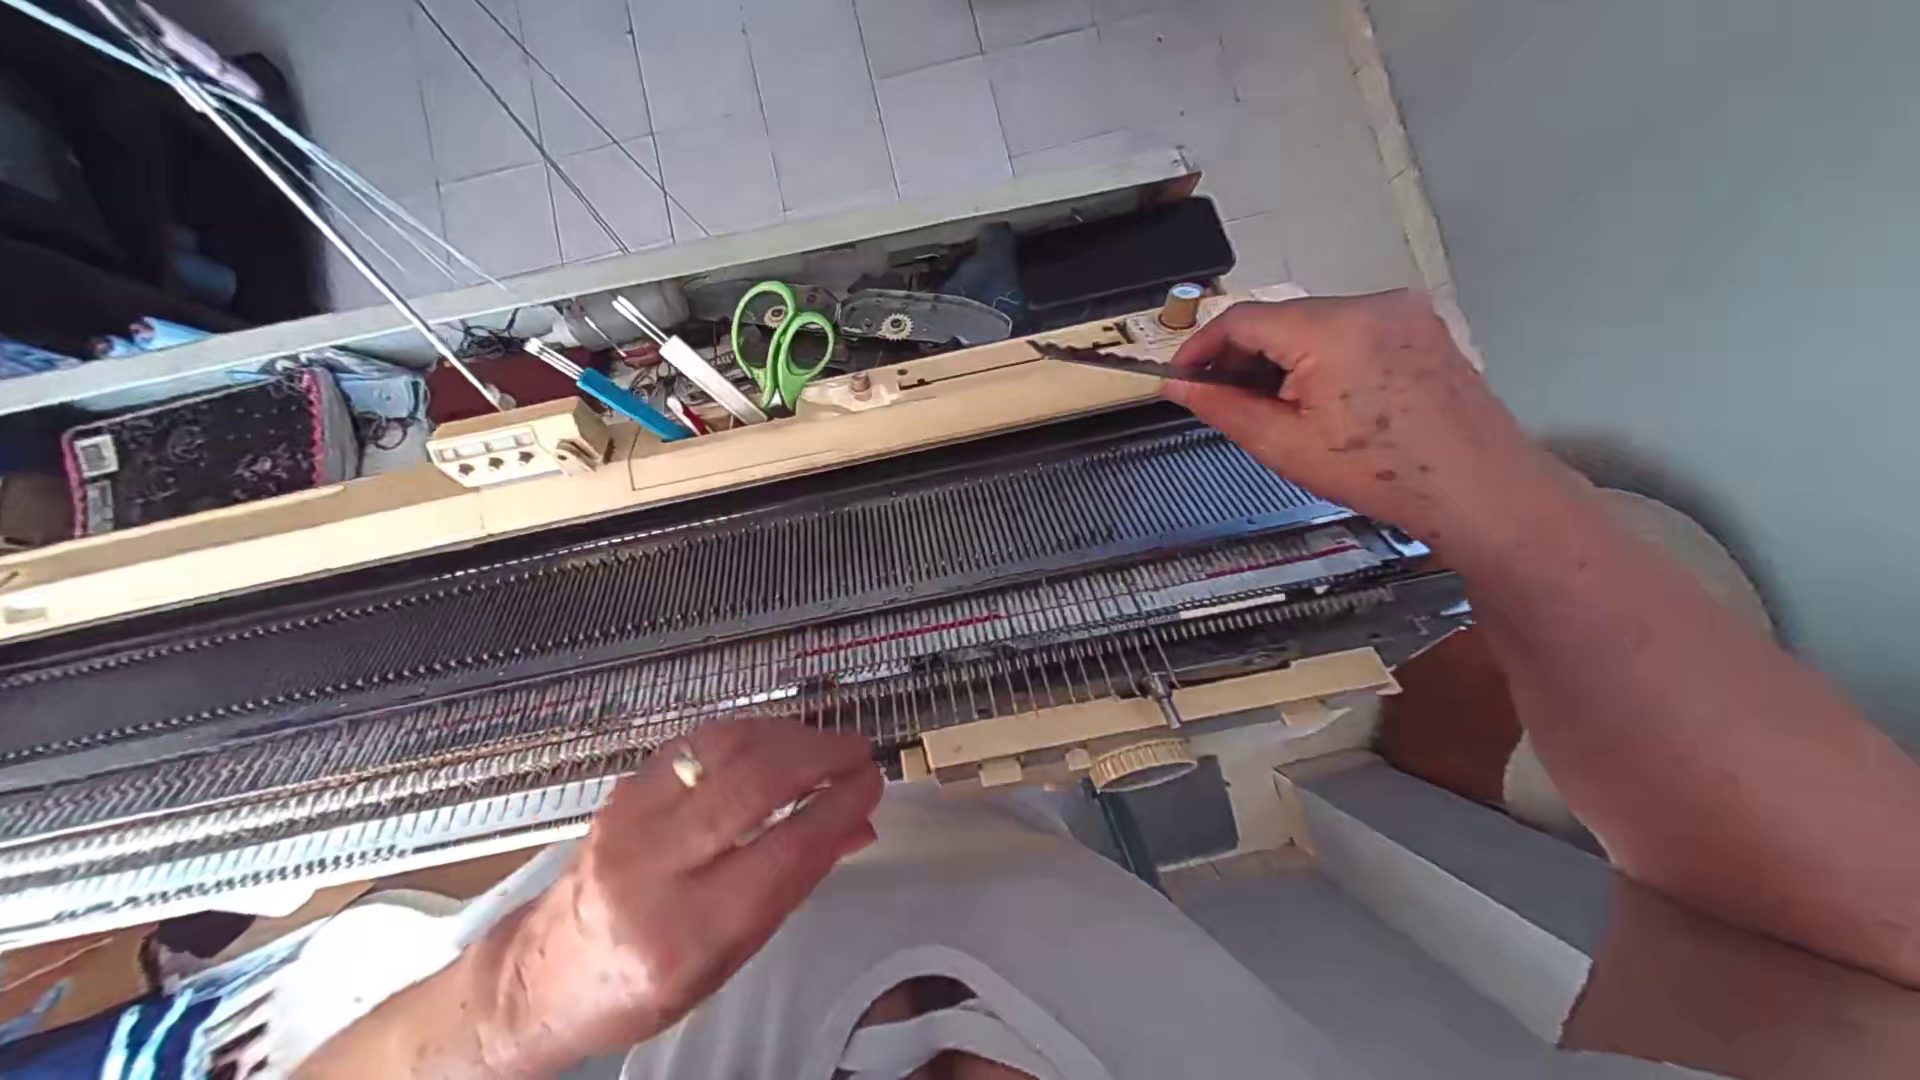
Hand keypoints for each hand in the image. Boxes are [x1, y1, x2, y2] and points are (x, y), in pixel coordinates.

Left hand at [474, 719, 880, 1074]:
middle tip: (858, 752)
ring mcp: (630, 817)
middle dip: (820, 756)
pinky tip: (780, 740)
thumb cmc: (648, 983)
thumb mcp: (732, 957)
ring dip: (791, 736)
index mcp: (686, 932)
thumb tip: (857, 823)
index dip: (839, 805)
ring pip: (726, 747)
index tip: (872, 784)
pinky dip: (754, 732)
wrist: (548, 972)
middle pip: (753, 784)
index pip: (784, 849)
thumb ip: (796, 881)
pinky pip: (701, 740)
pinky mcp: (625, 786)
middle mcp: (652, 867)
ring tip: (826, 745)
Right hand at [1164, 290, 1558, 548]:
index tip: (1182, 374)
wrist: (1475, 486)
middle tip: (1222, 399)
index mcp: (1332, 330)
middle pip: (1277, 317)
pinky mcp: (1416, 324)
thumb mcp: (1282, 444)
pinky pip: (1345, 328)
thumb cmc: (1383, 472)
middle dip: (1241, 357)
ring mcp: (1399, 310)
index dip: (1200, 347)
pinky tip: (1314, 397)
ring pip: (1310, 323)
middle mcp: (1370, 305)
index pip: (1241, 319)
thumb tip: (1180, 388)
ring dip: (1278, 357)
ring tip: (1273, 406)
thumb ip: (1223, 407)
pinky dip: (1315, 355)